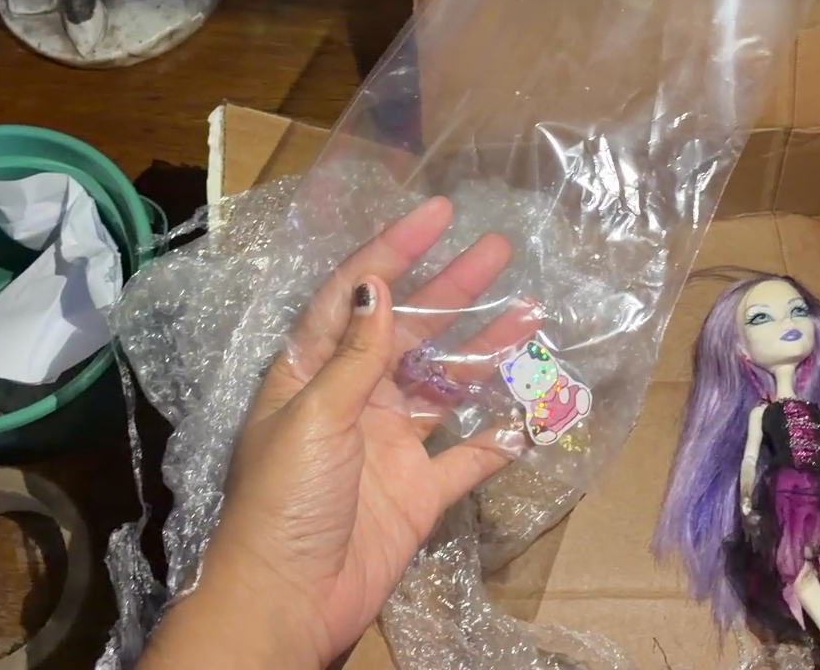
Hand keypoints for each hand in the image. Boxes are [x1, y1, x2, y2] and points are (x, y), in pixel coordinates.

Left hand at [141, 197, 519, 669]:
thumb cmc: (286, 500)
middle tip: (498, 249)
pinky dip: (499, 437)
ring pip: (446, 382)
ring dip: (486, 351)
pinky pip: (467, 454)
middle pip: (412, 329)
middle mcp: (356, 394)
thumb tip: (376, 286)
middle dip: (454, 289)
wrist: (290, 605)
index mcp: (316, 369)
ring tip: (529, 312)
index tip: (437, 215)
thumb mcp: (315, 416)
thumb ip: (353, 356)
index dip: (395, 250)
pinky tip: (533, 410)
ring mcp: (391, 440)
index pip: (357, 294)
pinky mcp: (420, 488)